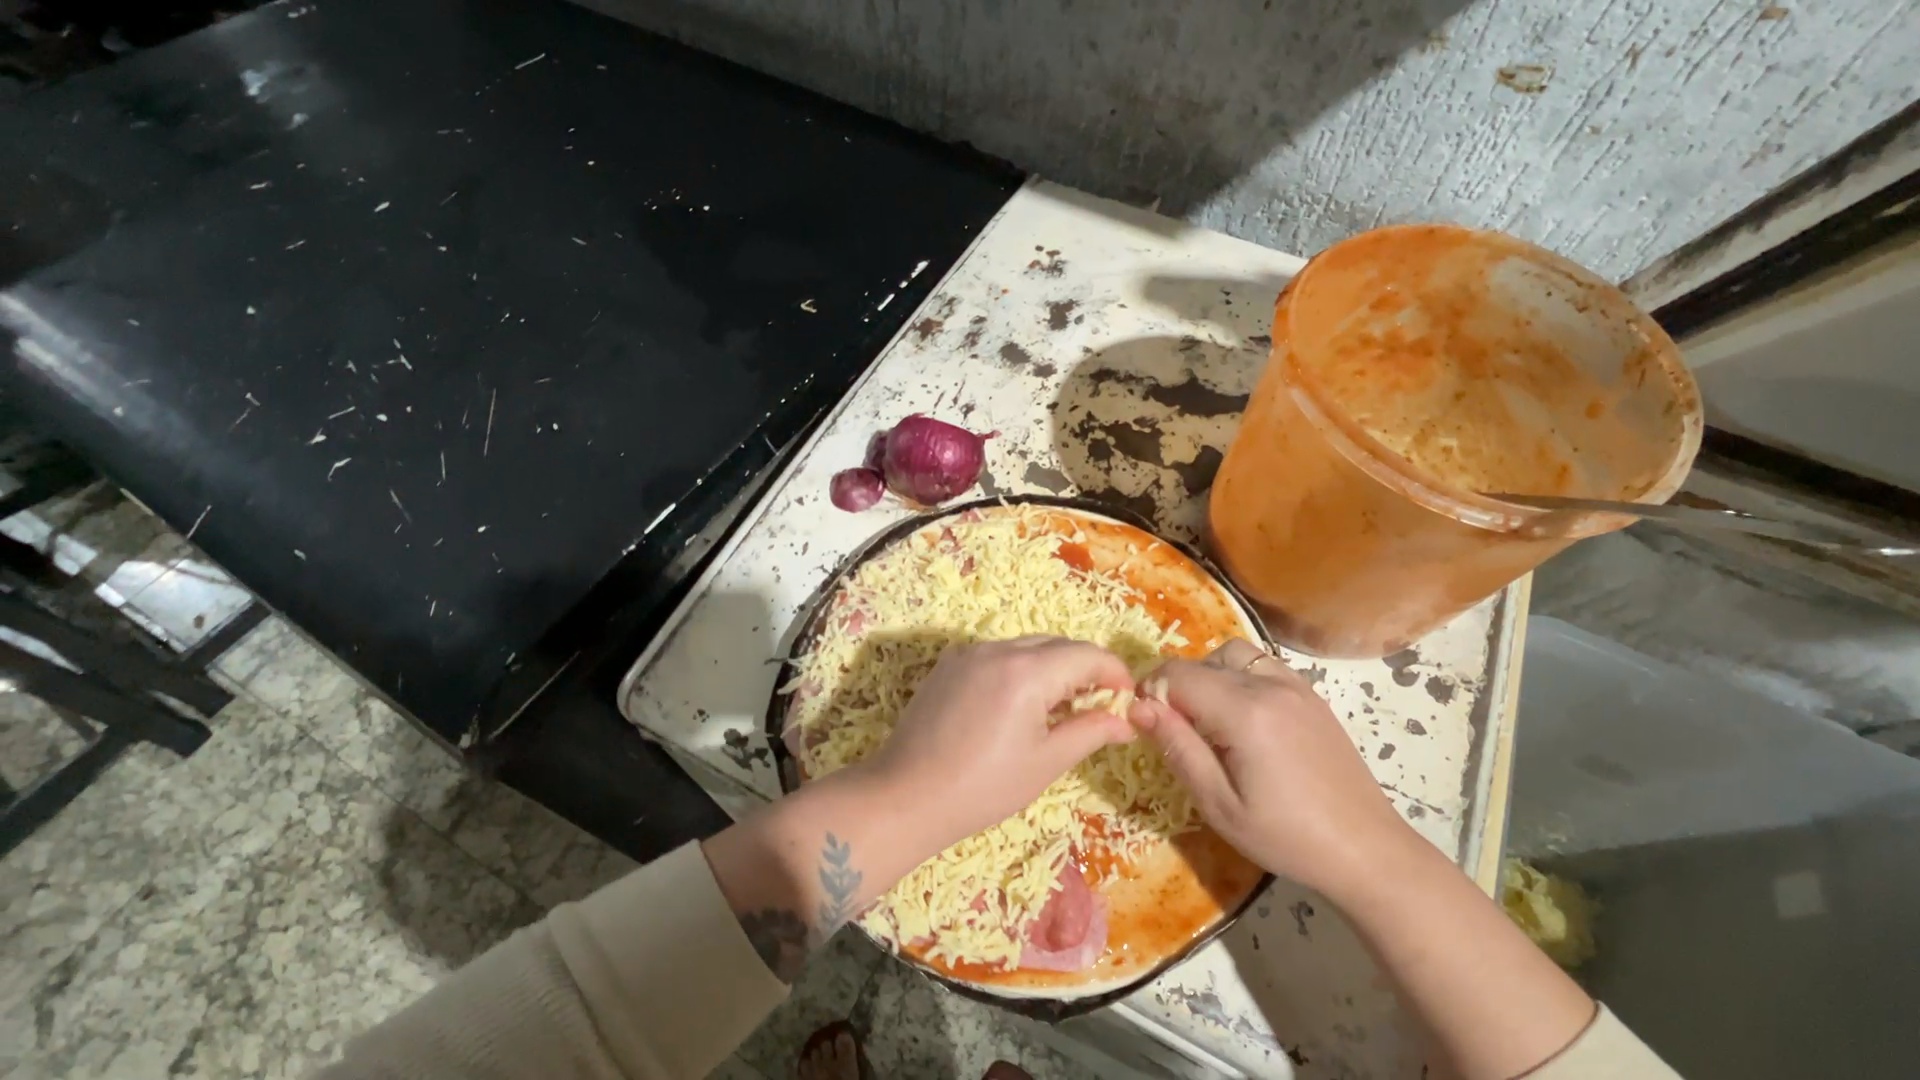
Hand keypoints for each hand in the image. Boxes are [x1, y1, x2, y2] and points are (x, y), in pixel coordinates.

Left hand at [862, 636, 1136, 851]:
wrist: (906, 795)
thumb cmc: (984, 787)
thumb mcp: (1046, 762)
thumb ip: (1089, 731)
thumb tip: (1124, 721)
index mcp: (1027, 672)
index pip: (1085, 655)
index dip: (1114, 671)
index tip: (1127, 696)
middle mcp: (998, 650)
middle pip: (1056, 645)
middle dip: (1084, 668)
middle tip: (1099, 704)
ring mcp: (968, 654)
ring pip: (1026, 647)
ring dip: (1051, 667)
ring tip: (1061, 707)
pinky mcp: (948, 665)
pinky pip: (997, 655)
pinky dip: (1020, 669)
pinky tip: (1021, 704)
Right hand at [1131, 638, 1411, 895]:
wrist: (1366, 849)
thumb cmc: (1287, 837)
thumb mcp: (1219, 804)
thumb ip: (1178, 748)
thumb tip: (1137, 707)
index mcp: (1244, 712)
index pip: (1177, 675)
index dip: (1151, 693)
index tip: (1147, 726)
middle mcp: (1270, 686)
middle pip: (1202, 661)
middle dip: (1177, 687)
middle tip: (1177, 733)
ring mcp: (1296, 686)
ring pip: (1233, 655)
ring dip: (1209, 676)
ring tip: (1209, 721)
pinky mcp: (1311, 696)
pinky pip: (1262, 665)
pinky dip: (1240, 677)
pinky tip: (1244, 720)